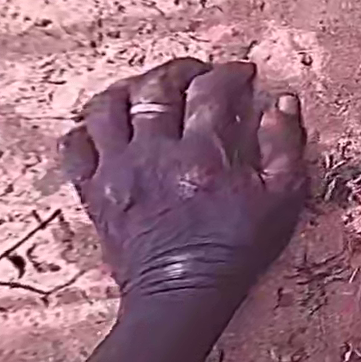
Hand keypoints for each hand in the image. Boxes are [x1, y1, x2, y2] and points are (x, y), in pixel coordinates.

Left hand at [58, 58, 306, 310]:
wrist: (185, 292)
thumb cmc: (241, 245)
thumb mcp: (284, 198)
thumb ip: (286, 146)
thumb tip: (284, 103)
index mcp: (206, 155)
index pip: (212, 92)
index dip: (230, 73)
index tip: (242, 71)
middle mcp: (155, 154)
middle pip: (156, 88)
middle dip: (181, 69)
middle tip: (199, 70)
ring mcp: (116, 171)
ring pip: (107, 107)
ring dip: (132, 86)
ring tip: (152, 85)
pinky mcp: (93, 191)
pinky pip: (75, 144)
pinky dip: (90, 125)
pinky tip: (112, 123)